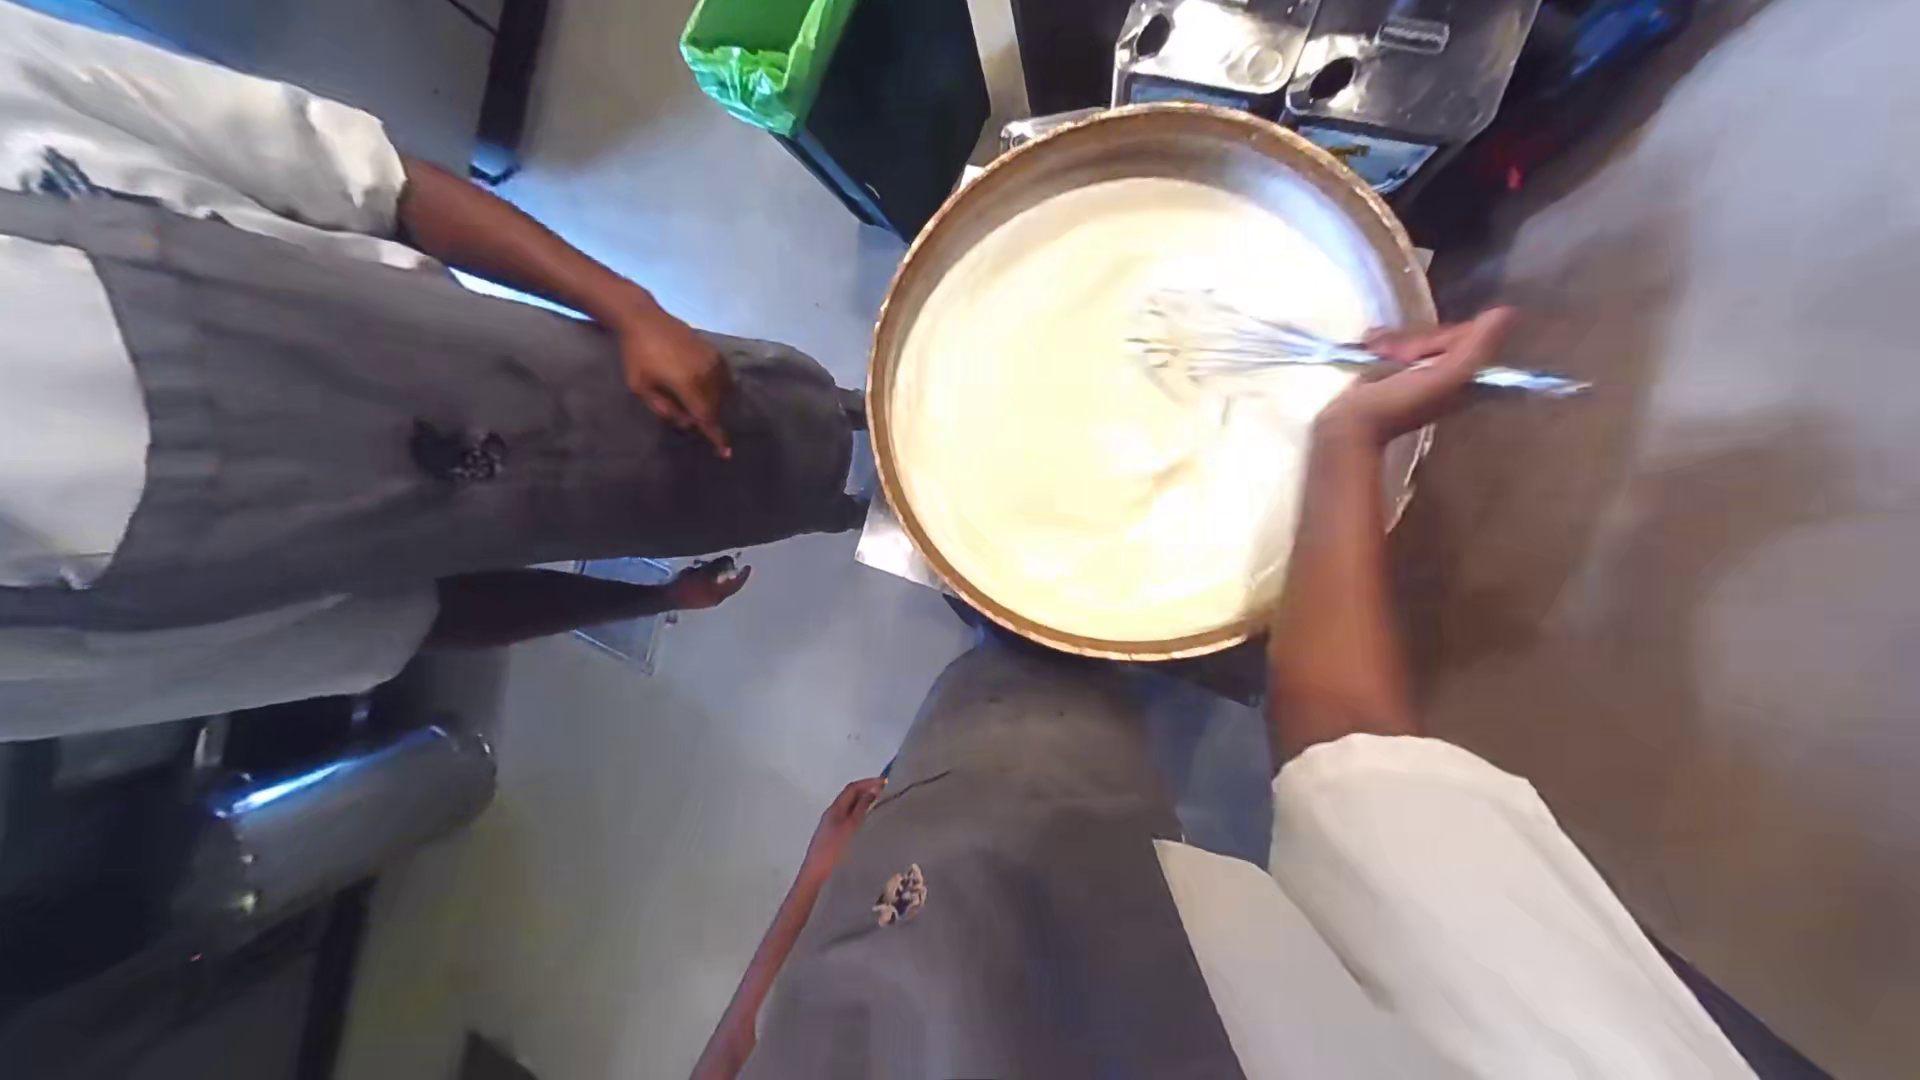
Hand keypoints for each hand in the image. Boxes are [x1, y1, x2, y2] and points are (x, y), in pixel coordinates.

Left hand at [615, 305, 735, 456]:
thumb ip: (664, 410)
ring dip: (714, 404)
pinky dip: (721, 389)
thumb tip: (688, 423)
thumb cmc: (637, 355)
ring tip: (698, 403)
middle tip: (693, 419)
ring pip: (722, 394)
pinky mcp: (716, 354)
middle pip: (715, 407)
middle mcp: (707, 375)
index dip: (717, 437)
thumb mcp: (640, 388)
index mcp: (688, 384)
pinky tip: (709, 389)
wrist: (644, 319)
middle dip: (708, 418)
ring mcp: (714, 362)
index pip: (707, 417)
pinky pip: (725, 379)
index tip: (726, 453)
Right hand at [664, 556, 751, 609]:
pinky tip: (699, 570)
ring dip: (716, 574)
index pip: (736, 585)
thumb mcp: (705, 573)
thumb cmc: (686, 585)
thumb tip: (731, 561)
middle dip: (729, 573)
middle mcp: (714, 600)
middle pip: (727, 585)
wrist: (665, 598)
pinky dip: (707, 578)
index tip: (748, 566)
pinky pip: (706, 587)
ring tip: (712, 563)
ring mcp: (704, 601)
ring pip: (716, 585)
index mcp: (719, 595)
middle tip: (730, 562)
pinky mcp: (694, 599)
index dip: (743, 575)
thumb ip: (719, 566)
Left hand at [798, 777, 885, 886]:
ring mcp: (830, 822)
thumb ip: (860, 809)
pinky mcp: (832, 833)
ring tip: (878, 801)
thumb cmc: (833, 850)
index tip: (884, 781)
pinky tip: (865, 818)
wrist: (815, 874)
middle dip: (866, 788)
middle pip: (849, 794)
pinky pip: (847, 814)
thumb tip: (871, 791)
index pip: (852, 788)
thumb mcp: (850, 827)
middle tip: (883, 790)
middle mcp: (832, 812)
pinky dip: (858, 810)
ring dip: (862, 799)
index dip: (868, 782)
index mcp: (835, 808)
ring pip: (848, 805)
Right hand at [1317, 307, 1517, 445]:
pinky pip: (1390, 346)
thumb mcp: (1445, 376)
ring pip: (1411, 339)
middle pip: (1436, 337)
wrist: (1348, 427)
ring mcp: (1412, 375)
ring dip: (1392, 340)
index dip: (1446, 336)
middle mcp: (1441, 375)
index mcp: (1462, 377)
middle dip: (1415, 340)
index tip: (1424, 350)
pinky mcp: (1384, 375)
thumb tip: (1505, 312)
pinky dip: (1379, 343)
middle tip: (1397, 356)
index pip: (1464, 337)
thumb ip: (1476, 346)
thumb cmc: (1397, 405)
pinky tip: (1369, 348)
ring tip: (1375, 351)